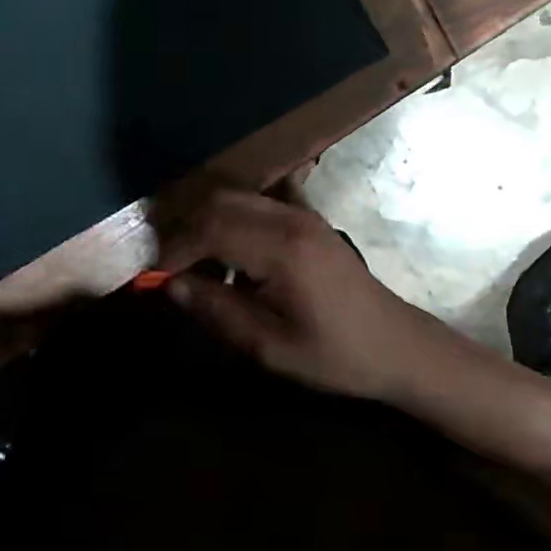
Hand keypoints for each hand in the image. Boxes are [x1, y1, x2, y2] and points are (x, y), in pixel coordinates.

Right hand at [157, 190, 465, 401]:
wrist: (394, 344)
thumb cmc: (334, 354)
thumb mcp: (270, 347)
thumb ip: (218, 310)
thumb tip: (171, 285)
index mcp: (281, 249)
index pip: (210, 228)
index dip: (175, 249)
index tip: (155, 277)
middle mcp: (290, 218)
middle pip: (221, 200)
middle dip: (186, 228)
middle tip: (170, 266)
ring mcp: (303, 212)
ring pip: (239, 195)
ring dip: (209, 219)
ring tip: (195, 260)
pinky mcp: (310, 217)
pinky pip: (263, 198)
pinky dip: (236, 211)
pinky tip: (229, 240)